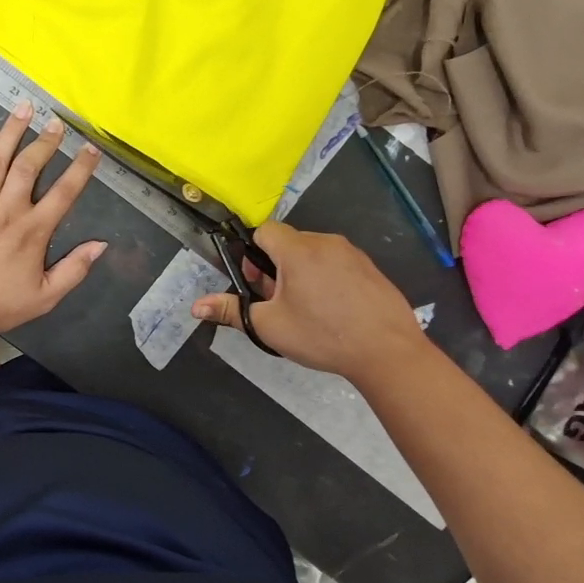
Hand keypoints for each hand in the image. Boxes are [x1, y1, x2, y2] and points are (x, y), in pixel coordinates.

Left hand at [0, 102, 106, 338]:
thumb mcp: (45, 297)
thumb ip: (75, 270)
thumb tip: (101, 244)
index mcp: (33, 233)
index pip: (63, 193)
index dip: (80, 169)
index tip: (91, 149)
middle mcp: (7, 212)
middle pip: (29, 167)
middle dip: (45, 141)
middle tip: (56, 123)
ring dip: (12, 132)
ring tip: (24, 109)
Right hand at [192, 221, 426, 381]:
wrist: (387, 352)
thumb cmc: (322, 335)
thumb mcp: (269, 326)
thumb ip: (231, 311)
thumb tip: (196, 307)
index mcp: (298, 250)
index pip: (265, 230)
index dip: (254, 253)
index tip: (258, 282)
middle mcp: (326, 243)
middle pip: (289, 243)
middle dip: (277, 266)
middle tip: (280, 302)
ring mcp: (353, 254)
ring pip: (314, 253)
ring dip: (302, 272)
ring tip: (308, 309)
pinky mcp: (372, 269)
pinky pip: (338, 264)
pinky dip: (328, 279)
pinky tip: (334, 312)